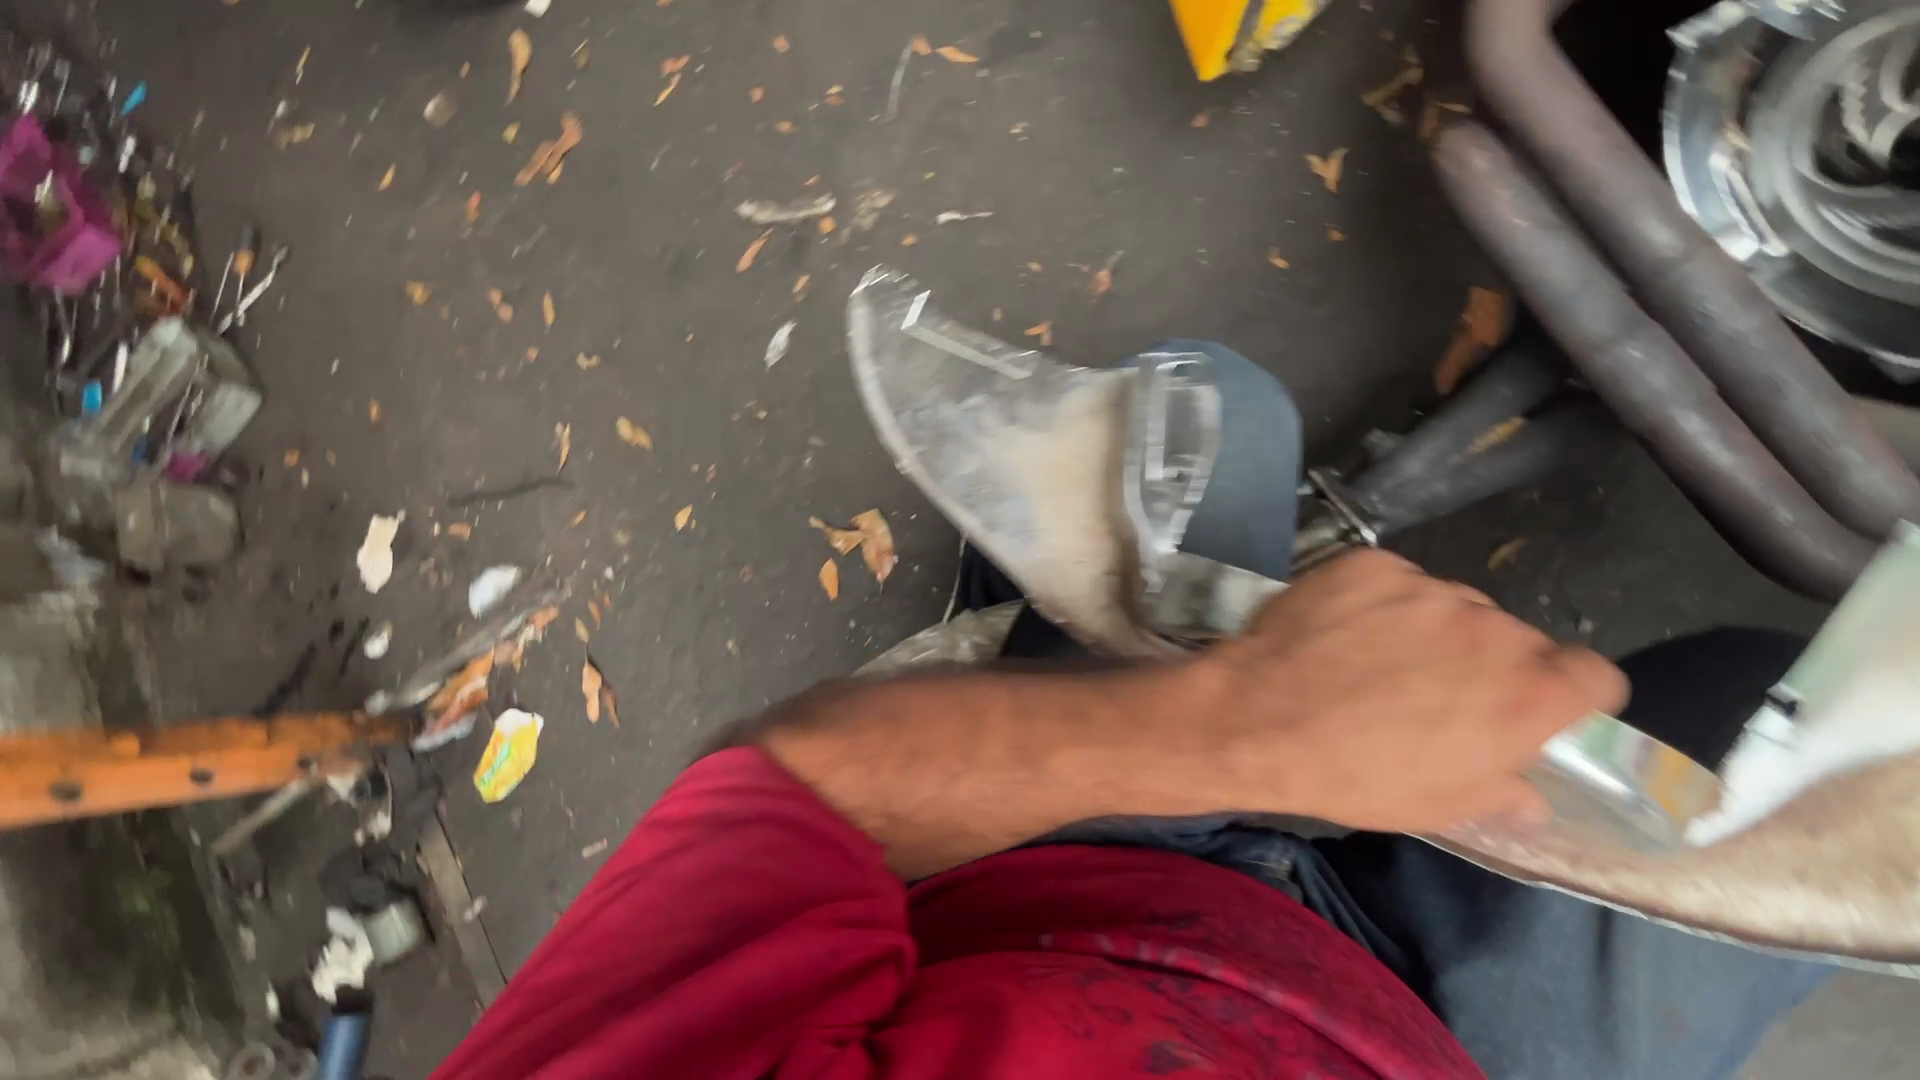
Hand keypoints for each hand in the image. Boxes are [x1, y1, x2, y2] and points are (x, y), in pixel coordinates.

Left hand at [1169, 549, 1628, 831]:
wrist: (1254, 719)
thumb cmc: (1351, 773)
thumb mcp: (1439, 805)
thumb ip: (1501, 790)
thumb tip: (1528, 791)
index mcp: (1528, 691)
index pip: (1593, 675)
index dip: (1568, 693)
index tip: (1536, 705)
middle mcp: (1489, 627)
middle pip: (1512, 638)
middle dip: (1484, 662)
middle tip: (1430, 688)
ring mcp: (1424, 587)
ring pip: (1448, 605)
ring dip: (1429, 628)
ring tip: (1372, 659)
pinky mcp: (1367, 564)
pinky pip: (1390, 582)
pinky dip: (1375, 602)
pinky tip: (1339, 631)